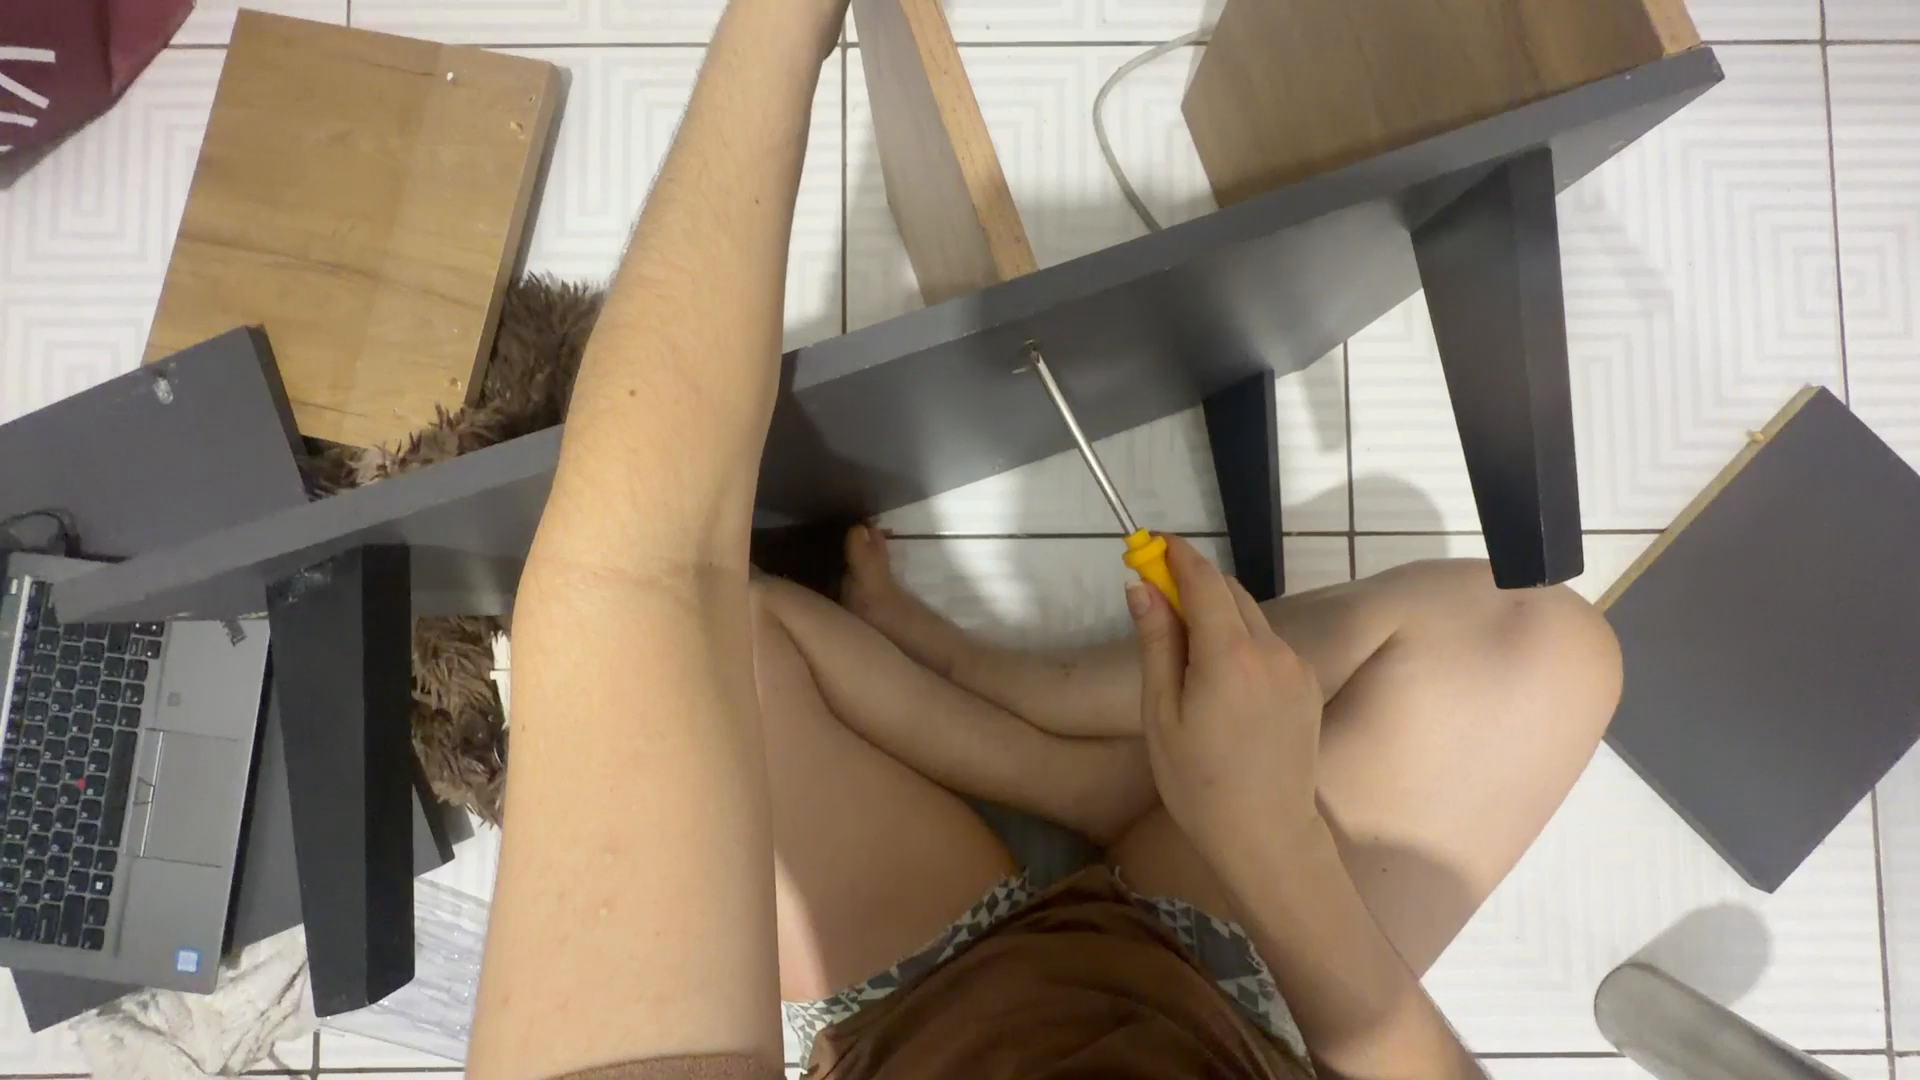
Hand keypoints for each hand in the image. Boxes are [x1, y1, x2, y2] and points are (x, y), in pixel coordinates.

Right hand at [1126, 535, 1324, 867]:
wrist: (1267, 836)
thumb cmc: (1197, 781)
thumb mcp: (1161, 712)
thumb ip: (1157, 642)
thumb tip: (1141, 586)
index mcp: (1230, 655)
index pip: (1203, 580)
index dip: (1175, 554)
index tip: (1149, 541)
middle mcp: (1271, 649)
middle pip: (1229, 590)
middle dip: (1192, 579)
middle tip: (1155, 592)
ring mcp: (1295, 666)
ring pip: (1249, 614)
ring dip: (1215, 608)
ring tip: (1182, 641)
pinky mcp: (1307, 683)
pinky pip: (1267, 642)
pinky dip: (1237, 635)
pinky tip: (1217, 671)